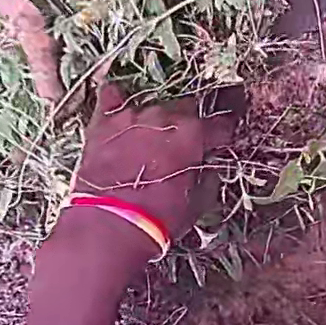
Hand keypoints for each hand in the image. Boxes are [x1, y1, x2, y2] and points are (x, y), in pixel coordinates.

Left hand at [55, 80, 242, 263]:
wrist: (110, 225)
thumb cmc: (159, 217)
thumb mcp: (198, 203)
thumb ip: (209, 176)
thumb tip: (209, 166)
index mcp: (193, 134)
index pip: (218, 125)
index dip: (221, 135)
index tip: (220, 143)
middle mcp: (164, 116)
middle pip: (185, 110)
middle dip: (187, 126)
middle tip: (182, 148)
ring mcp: (132, 117)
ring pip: (151, 108)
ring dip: (155, 122)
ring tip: (150, 143)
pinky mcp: (103, 123)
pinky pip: (111, 99)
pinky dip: (116, 100)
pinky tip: (117, 103)